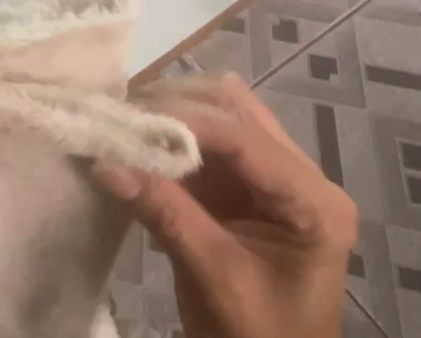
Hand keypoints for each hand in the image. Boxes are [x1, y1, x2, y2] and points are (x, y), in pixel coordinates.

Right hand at [95, 74, 356, 337]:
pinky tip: (140, 143)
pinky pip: (207, 139)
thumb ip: (166, 213)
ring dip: (173, 114)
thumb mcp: (214, 277)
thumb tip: (106, 164)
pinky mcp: (245, 183)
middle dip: (179, 105)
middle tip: (125, 115)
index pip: (246, 139)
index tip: (131, 119)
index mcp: (314, 202)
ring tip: (127, 124)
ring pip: (220, 113)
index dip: (187, 121)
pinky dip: (172, 135)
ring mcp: (273, 175)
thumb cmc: (257, 336)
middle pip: (237, 110)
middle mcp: (302, 175)